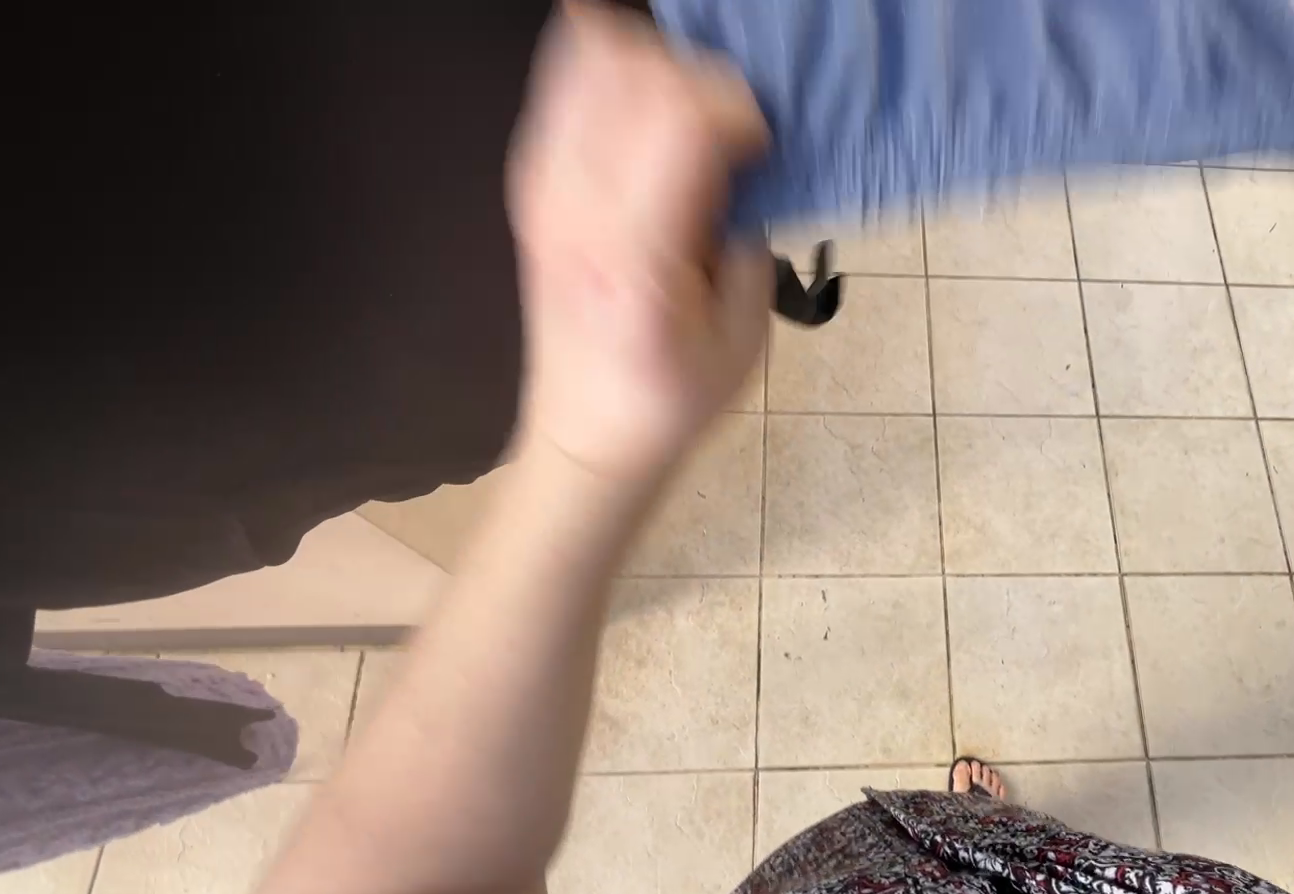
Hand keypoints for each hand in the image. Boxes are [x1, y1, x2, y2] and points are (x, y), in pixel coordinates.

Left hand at [506, 0, 773, 482]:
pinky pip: (564, 84)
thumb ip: (748, 244)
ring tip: (689, 119)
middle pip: (635, 69)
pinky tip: (646, 114)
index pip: (684, 118)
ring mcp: (544, 190)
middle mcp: (578, 207)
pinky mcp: (532, 187)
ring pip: (591, 57)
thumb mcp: (742, 339)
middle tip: (730, 131)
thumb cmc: (671, 403)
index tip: (761, 146)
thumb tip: (744, 178)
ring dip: (654, 68)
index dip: (738, 109)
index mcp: (639, 255)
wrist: (587, 436)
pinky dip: (612, 75)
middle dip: (700, 80)